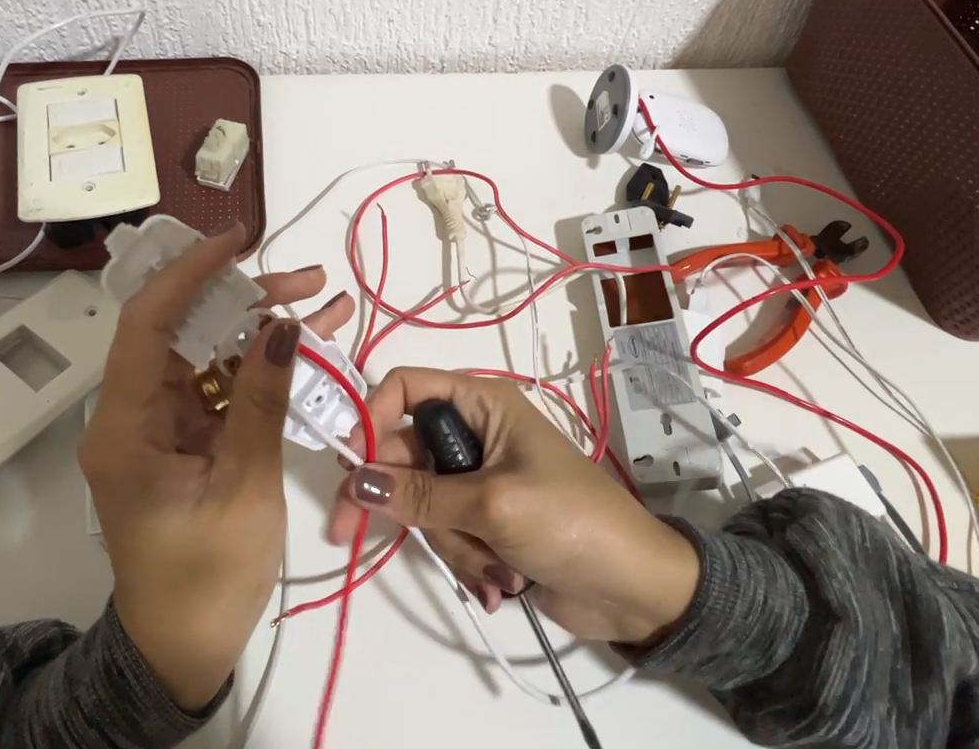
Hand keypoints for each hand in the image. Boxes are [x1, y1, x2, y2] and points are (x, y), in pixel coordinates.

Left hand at [81, 222, 352, 708]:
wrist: (186, 645)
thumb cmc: (208, 574)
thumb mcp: (244, 484)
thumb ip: (262, 401)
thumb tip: (282, 327)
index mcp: (127, 426)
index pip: (146, 325)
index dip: (188, 274)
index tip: (236, 241)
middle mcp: (136, 414)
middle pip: (185, 331)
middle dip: (246, 298)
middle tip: (307, 278)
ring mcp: (163, 425)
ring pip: (210, 354)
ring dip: (264, 328)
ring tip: (324, 301)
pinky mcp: (187, 437)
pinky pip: (224, 387)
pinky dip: (264, 368)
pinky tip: (314, 345)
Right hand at [327, 368, 699, 643]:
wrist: (634, 589)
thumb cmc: (570, 522)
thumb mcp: (493, 504)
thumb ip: (420, 495)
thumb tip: (354, 480)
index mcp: (484, 405)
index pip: (407, 389)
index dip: (372, 416)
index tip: (347, 459)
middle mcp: (476, 435)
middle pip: (402, 453)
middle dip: (397, 502)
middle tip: (344, 531)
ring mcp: (479, 481)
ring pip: (422, 503)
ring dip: (451, 543)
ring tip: (496, 566)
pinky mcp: (485, 523)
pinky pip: (447, 535)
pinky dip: (467, 562)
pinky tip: (501, 582)